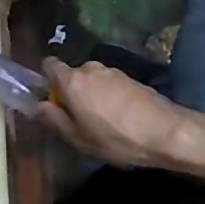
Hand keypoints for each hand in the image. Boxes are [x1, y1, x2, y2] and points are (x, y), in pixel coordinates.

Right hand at [37, 58, 190, 168]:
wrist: (166, 131)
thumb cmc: (117, 138)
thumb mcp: (79, 138)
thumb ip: (55, 119)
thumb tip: (38, 105)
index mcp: (74, 80)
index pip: (50, 64)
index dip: (47, 80)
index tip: (51, 101)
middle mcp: (91, 67)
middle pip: (72, 75)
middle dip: (71, 92)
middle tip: (77, 119)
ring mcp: (113, 70)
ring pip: (92, 80)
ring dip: (91, 95)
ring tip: (101, 122)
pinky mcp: (130, 77)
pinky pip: (109, 84)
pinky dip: (108, 96)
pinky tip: (119, 118)